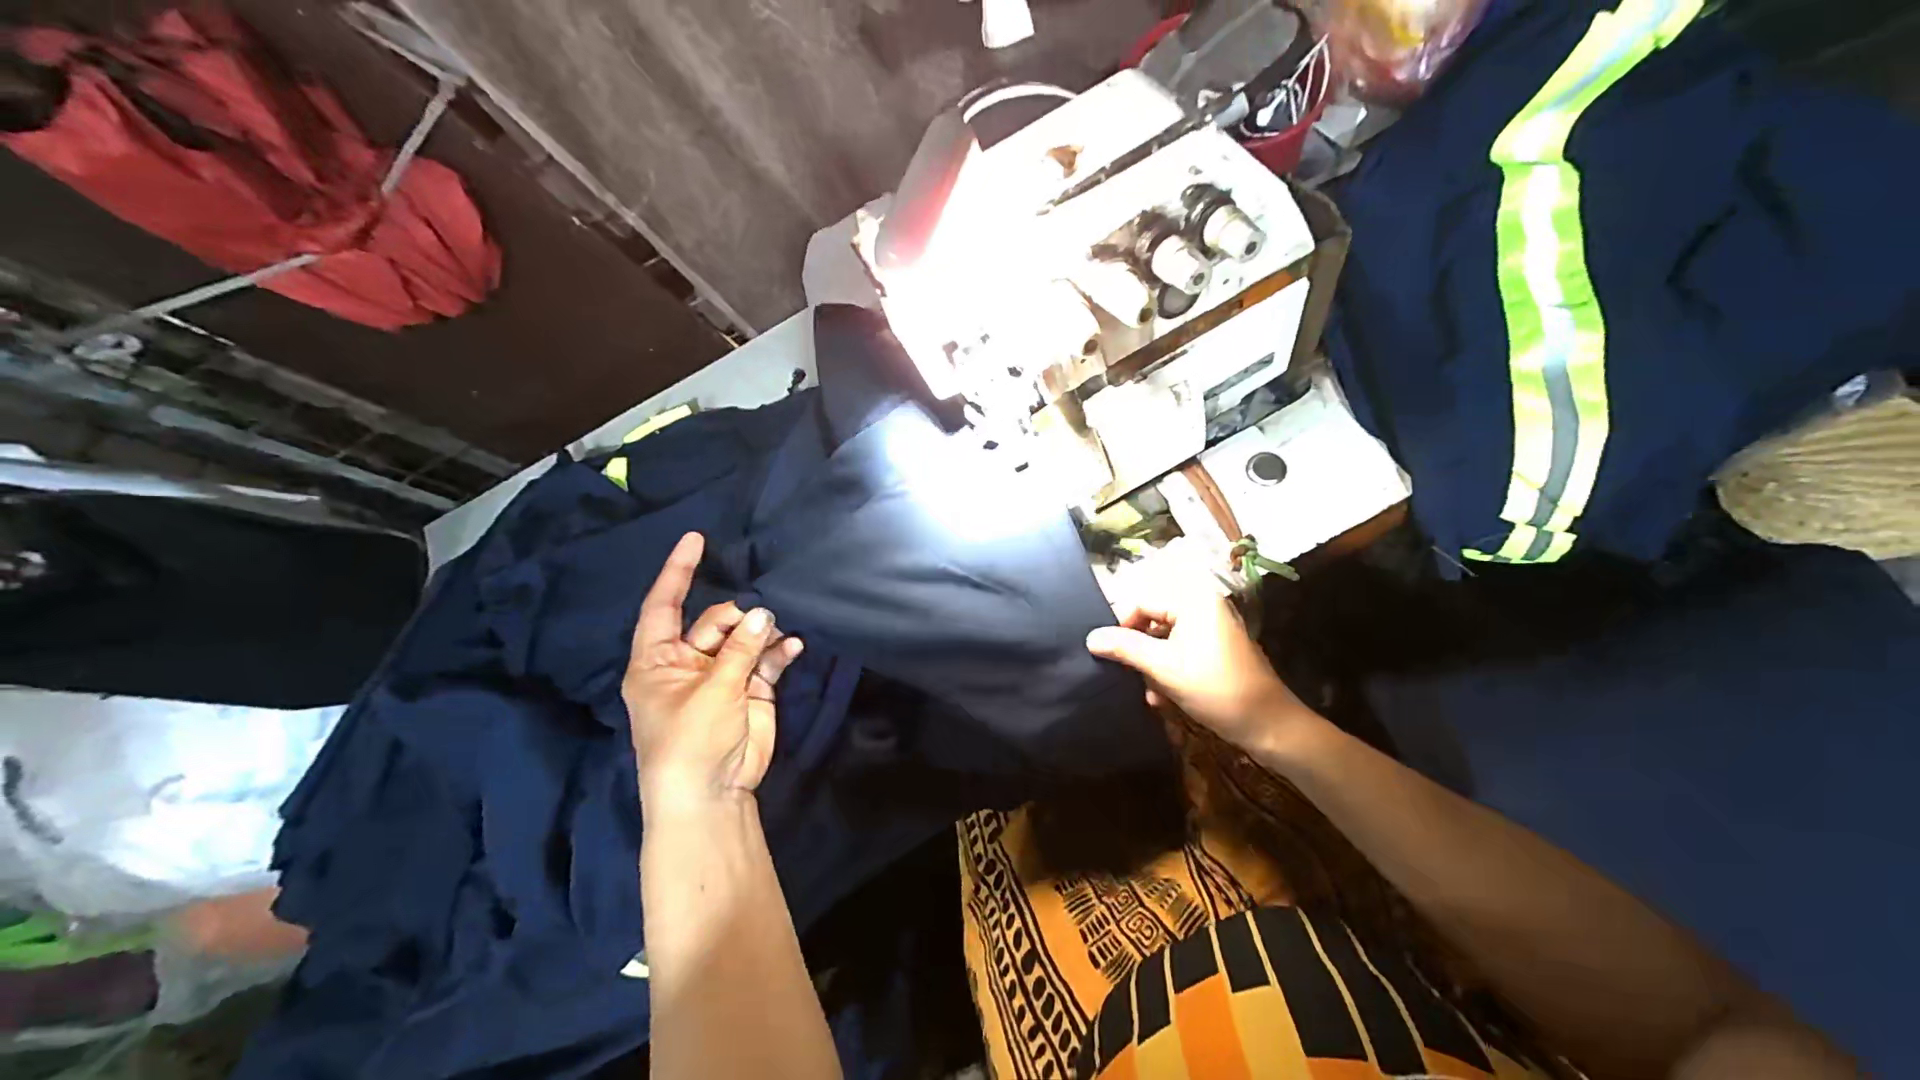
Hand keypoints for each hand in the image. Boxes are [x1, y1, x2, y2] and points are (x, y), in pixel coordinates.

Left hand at [623, 532, 804, 805]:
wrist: (711, 794)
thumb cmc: (690, 741)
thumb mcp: (711, 691)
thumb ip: (739, 649)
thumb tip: (764, 613)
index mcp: (658, 661)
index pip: (663, 605)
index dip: (678, 572)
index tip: (696, 539)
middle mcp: (688, 663)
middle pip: (715, 621)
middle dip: (738, 617)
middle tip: (759, 622)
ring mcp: (721, 677)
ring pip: (744, 638)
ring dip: (762, 633)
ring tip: (777, 633)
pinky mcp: (750, 691)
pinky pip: (765, 661)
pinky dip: (778, 653)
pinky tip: (792, 647)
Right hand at [1086, 567, 1315, 755]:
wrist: (1270, 726)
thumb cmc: (1217, 690)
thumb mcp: (1164, 669)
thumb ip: (1126, 648)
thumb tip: (1090, 637)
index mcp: (1194, 601)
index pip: (1140, 601)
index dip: (1119, 626)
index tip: (1105, 654)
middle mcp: (1203, 607)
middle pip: (1151, 620)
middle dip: (1137, 651)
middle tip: (1126, 676)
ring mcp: (1211, 629)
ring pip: (1163, 639)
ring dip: (1150, 666)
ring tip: (1148, 694)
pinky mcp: (1216, 649)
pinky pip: (1179, 651)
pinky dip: (1167, 672)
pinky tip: (1162, 698)